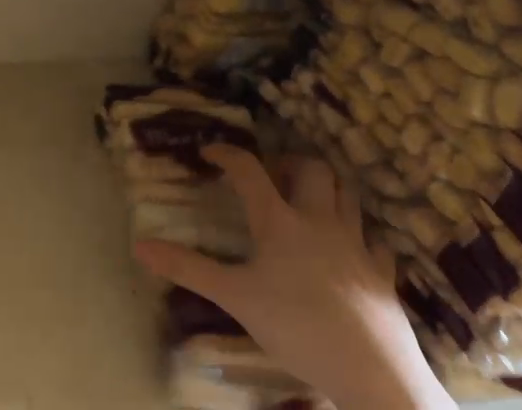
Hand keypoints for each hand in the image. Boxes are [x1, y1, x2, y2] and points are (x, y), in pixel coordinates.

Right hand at [133, 146, 454, 409]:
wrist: (371, 369)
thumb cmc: (296, 326)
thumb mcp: (234, 298)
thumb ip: (188, 269)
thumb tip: (139, 246)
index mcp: (280, 221)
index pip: (249, 170)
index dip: (228, 154)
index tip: (210, 152)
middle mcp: (320, 221)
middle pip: (313, 169)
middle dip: (290, 162)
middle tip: (273, 175)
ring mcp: (356, 245)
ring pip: (348, 195)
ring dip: (328, 188)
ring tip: (309, 200)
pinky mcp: (382, 272)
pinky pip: (375, 240)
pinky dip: (361, 235)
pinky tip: (350, 248)